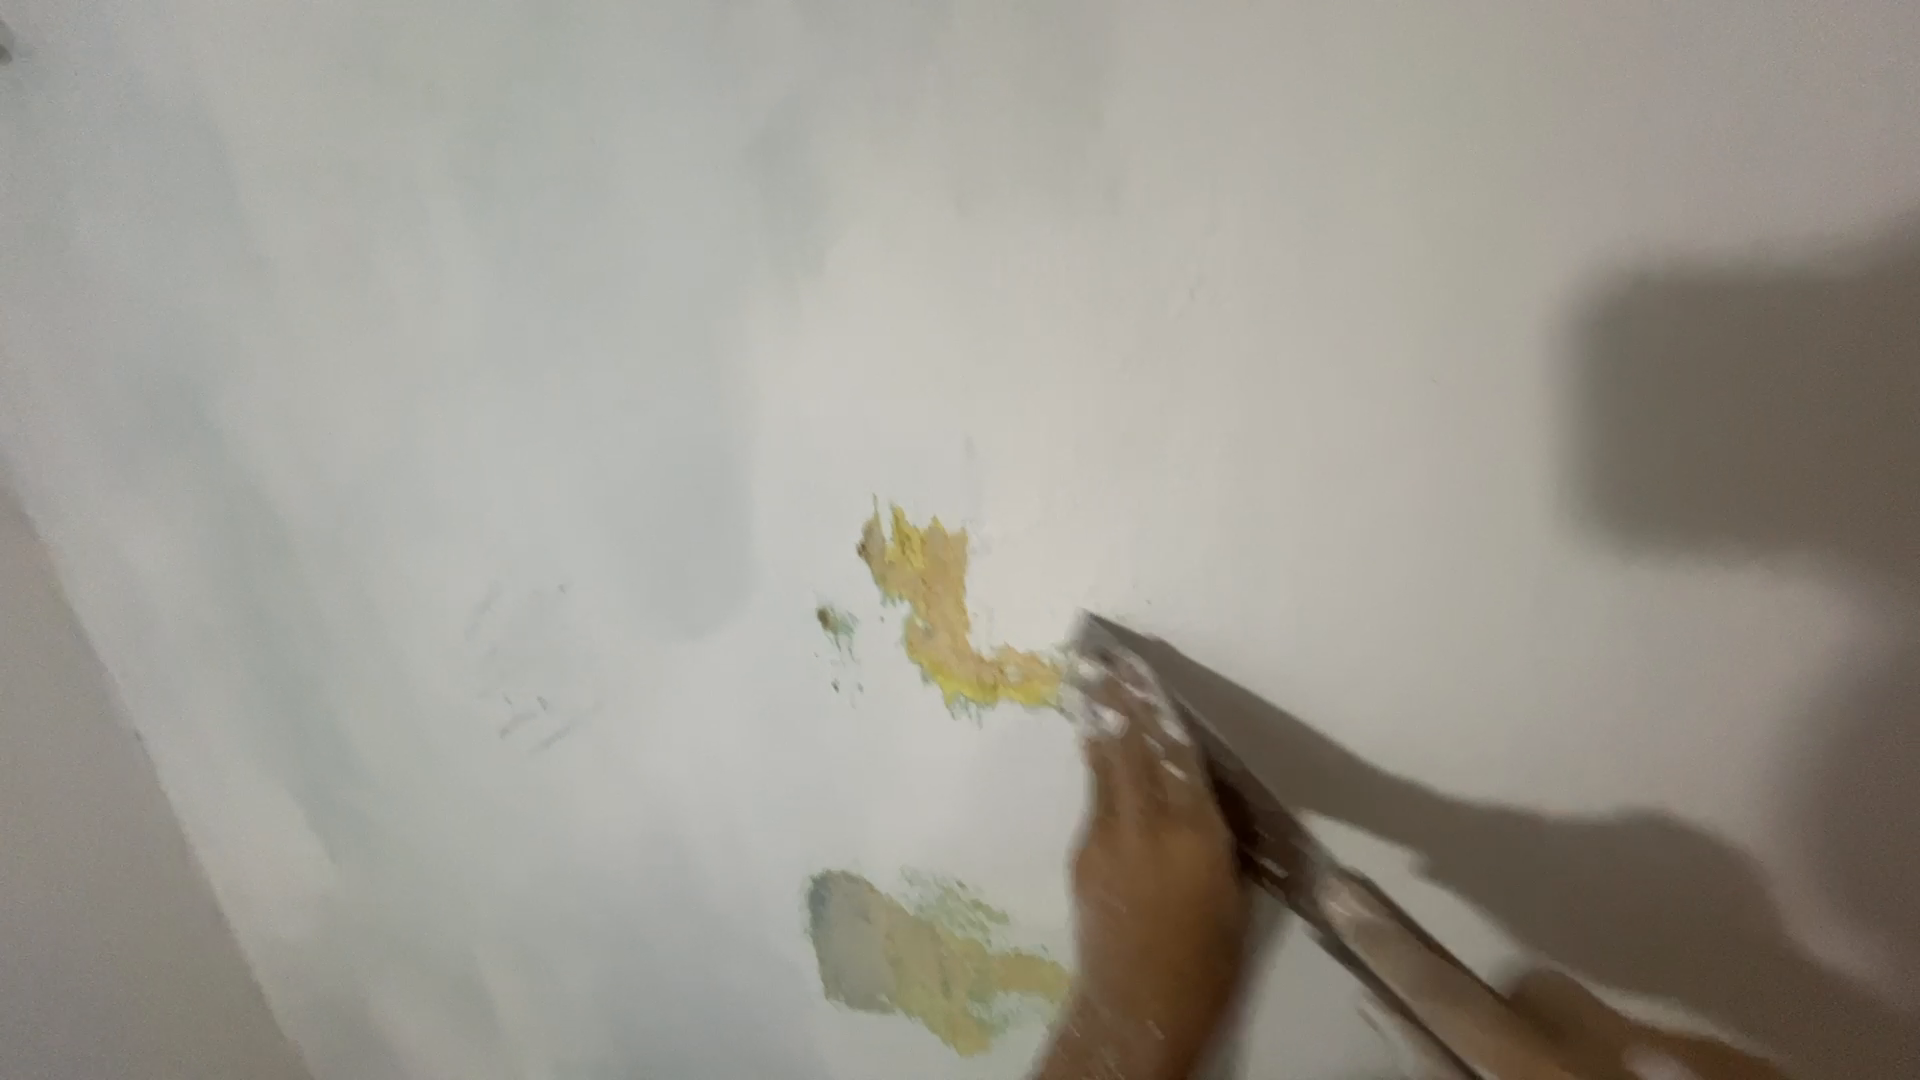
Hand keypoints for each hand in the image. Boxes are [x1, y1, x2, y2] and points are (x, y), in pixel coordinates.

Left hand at [1036, 650, 1250, 1079]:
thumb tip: (1200, 790)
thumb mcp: (1231, 892)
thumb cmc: (1206, 960)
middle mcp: (1147, 822)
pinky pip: (1095, 793)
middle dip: (1119, 698)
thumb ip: (1214, 835)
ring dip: (1099, 718)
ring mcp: (1106, 832)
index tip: (1143, 672)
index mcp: (1196, 834)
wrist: (1136, 1004)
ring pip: (1104, 762)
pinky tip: (1097, 741)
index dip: (1158, 710)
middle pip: (1132, 745)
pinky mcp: (1082, 848)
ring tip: (1091, 677)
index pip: (1177, 755)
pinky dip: (1098, 760)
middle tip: (1105, 656)